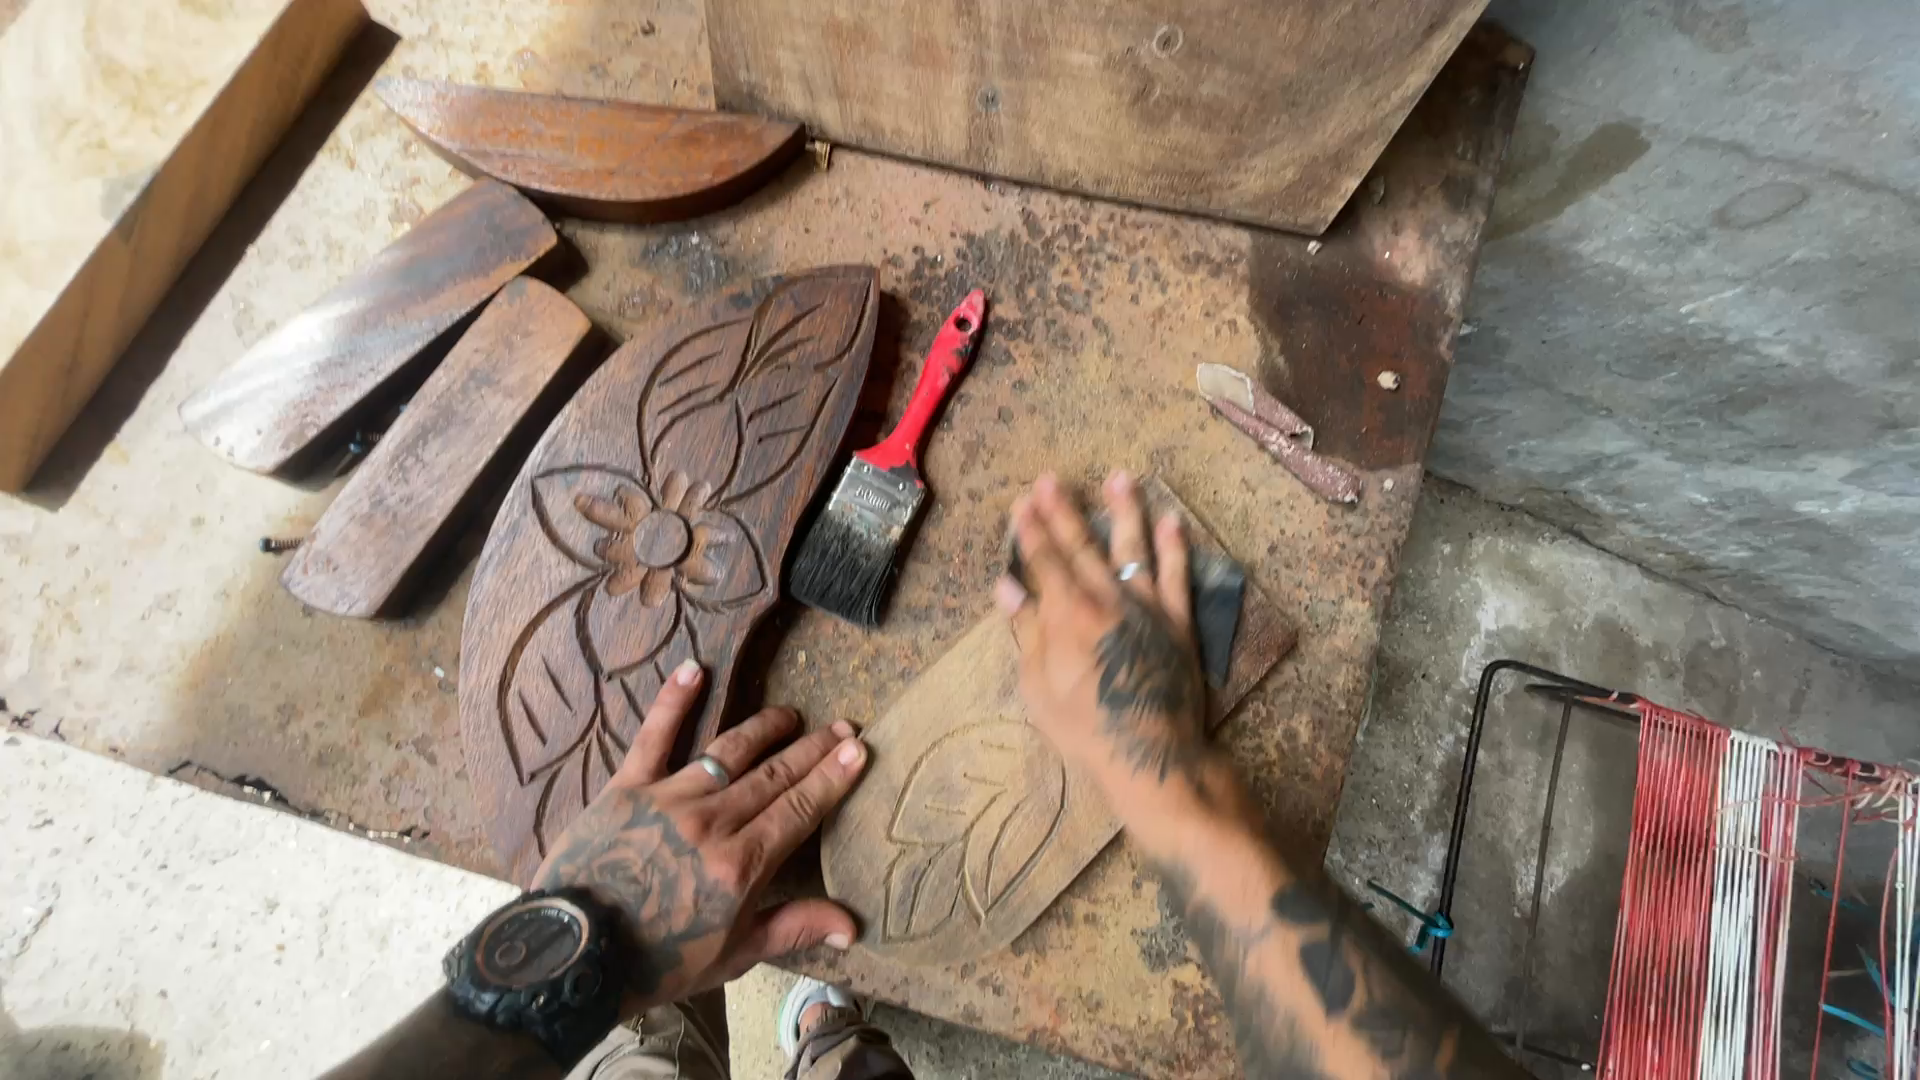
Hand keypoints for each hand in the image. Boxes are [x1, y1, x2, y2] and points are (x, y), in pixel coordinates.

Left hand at [531, 662, 867, 1009]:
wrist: (571, 960)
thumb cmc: (657, 961)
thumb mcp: (732, 956)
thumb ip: (794, 929)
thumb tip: (853, 926)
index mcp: (740, 864)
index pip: (799, 808)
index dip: (832, 776)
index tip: (858, 748)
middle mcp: (713, 821)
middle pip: (774, 774)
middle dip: (813, 748)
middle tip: (842, 726)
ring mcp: (670, 798)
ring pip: (729, 750)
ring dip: (765, 728)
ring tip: (790, 714)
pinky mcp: (629, 786)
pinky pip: (655, 736)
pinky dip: (674, 701)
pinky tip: (695, 669)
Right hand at [994, 470, 1207, 788]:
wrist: (1150, 754)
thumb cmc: (1083, 726)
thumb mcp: (1037, 686)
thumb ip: (1026, 631)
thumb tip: (1005, 587)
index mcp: (1067, 614)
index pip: (1045, 560)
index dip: (1031, 530)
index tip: (1021, 502)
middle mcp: (1107, 598)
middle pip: (1082, 546)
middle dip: (1064, 510)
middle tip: (1051, 478)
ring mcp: (1147, 606)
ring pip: (1133, 548)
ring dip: (1124, 511)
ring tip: (1120, 477)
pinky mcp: (1178, 621)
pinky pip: (1178, 576)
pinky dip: (1175, 548)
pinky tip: (1171, 521)